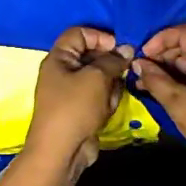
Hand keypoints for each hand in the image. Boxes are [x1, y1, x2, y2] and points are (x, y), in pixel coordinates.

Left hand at [25, 26, 131, 172]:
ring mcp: (72, 92)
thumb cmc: (75, 108)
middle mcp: (63, 72)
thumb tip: (126, 49)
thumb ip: (113, 60)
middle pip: (92, 56)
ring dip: (110, 87)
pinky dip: (106, 102)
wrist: (62, 151)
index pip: (79, 34)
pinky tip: (106, 112)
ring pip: (100, 77)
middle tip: (121, 74)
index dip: (99, 36)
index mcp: (58, 59)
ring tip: (108, 100)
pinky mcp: (82, 109)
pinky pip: (100, 96)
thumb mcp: (96, 78)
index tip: (118, 48)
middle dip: (110, 65)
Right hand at [131, 24, 185, 174]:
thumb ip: (155, 80)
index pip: (185, 32)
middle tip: (140, 71)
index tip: (142, 56)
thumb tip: (138, 64)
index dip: (160, 39)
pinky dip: (179, 75)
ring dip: (168, 66)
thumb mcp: (177, 103)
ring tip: (145, 81)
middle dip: (162, 54)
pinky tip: (161, 87)